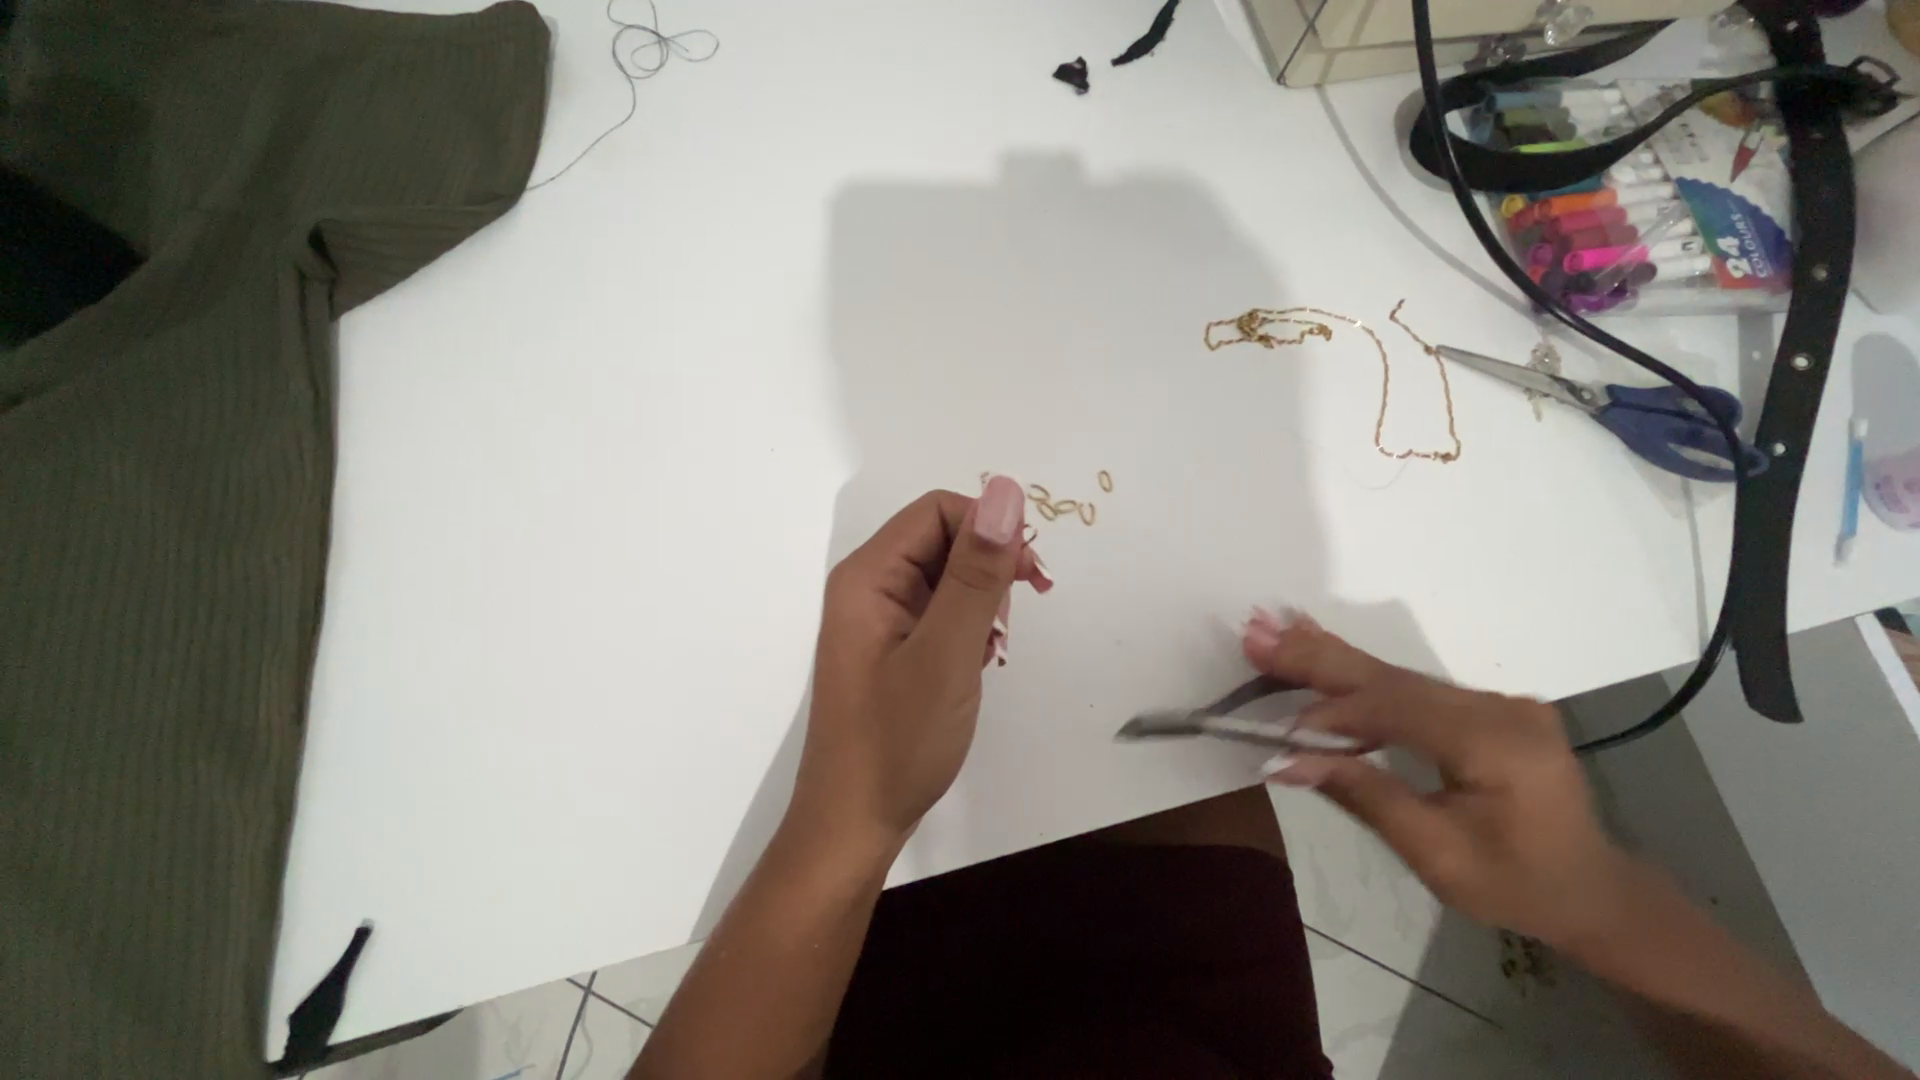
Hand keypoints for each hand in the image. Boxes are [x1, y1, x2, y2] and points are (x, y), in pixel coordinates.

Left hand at [789, 477, 1050, 850]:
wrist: (855, 822)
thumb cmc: (898, 740)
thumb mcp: (947, 652)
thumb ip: (977, 573)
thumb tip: (1007, 492)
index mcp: (868, 576)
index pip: (937, 511)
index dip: (988, 530)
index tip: (1027, 574)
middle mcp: (869, 588)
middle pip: (942, 541)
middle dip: (988, 569)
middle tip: (1009, 624)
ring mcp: (879, 620)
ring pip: (947, 578)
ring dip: (982, 603)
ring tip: (990, 650)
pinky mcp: (893, 649)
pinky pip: (940, 613)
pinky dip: (969, 629)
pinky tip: (978, 662)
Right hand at [1246, 609, 1637, 950]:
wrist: (1595, 894)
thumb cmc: (1518, 886)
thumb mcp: (1438, 856)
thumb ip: (1365, 796)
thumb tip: (1286, 762)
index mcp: (1497, 744)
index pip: (1397, 710)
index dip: (1332, 711)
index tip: (1276, 722)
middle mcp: (1499, 707)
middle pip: (1391, 677)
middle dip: (1316, 656)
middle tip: (1256, 630)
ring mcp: (1496, 701)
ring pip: (1396, 676)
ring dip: (1329, 658)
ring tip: (1273, 631)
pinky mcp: (1486, 706)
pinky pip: (1412, 687)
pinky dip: (1359, 675)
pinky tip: (1319, 646)